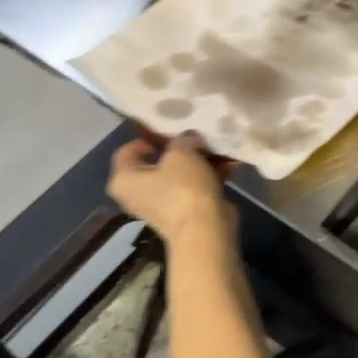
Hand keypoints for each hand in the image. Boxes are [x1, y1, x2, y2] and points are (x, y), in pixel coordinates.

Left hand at [108, 132, 235, 245]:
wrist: (204, 227)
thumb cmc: (183, 187)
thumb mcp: (182, 153)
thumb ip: (182, 140)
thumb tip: (188, 139)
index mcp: (124, 179)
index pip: (128, 150)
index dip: (150, 137)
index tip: (174, 131)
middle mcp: (136, 192)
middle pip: (158, 162)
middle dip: (183, 149)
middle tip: (202, 138)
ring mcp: (160, 203)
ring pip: (180, 174)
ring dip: (202, 161)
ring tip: (224, 150)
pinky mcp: (182, 210)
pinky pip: (193, 186)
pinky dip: (210, 175)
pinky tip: (233, 165)